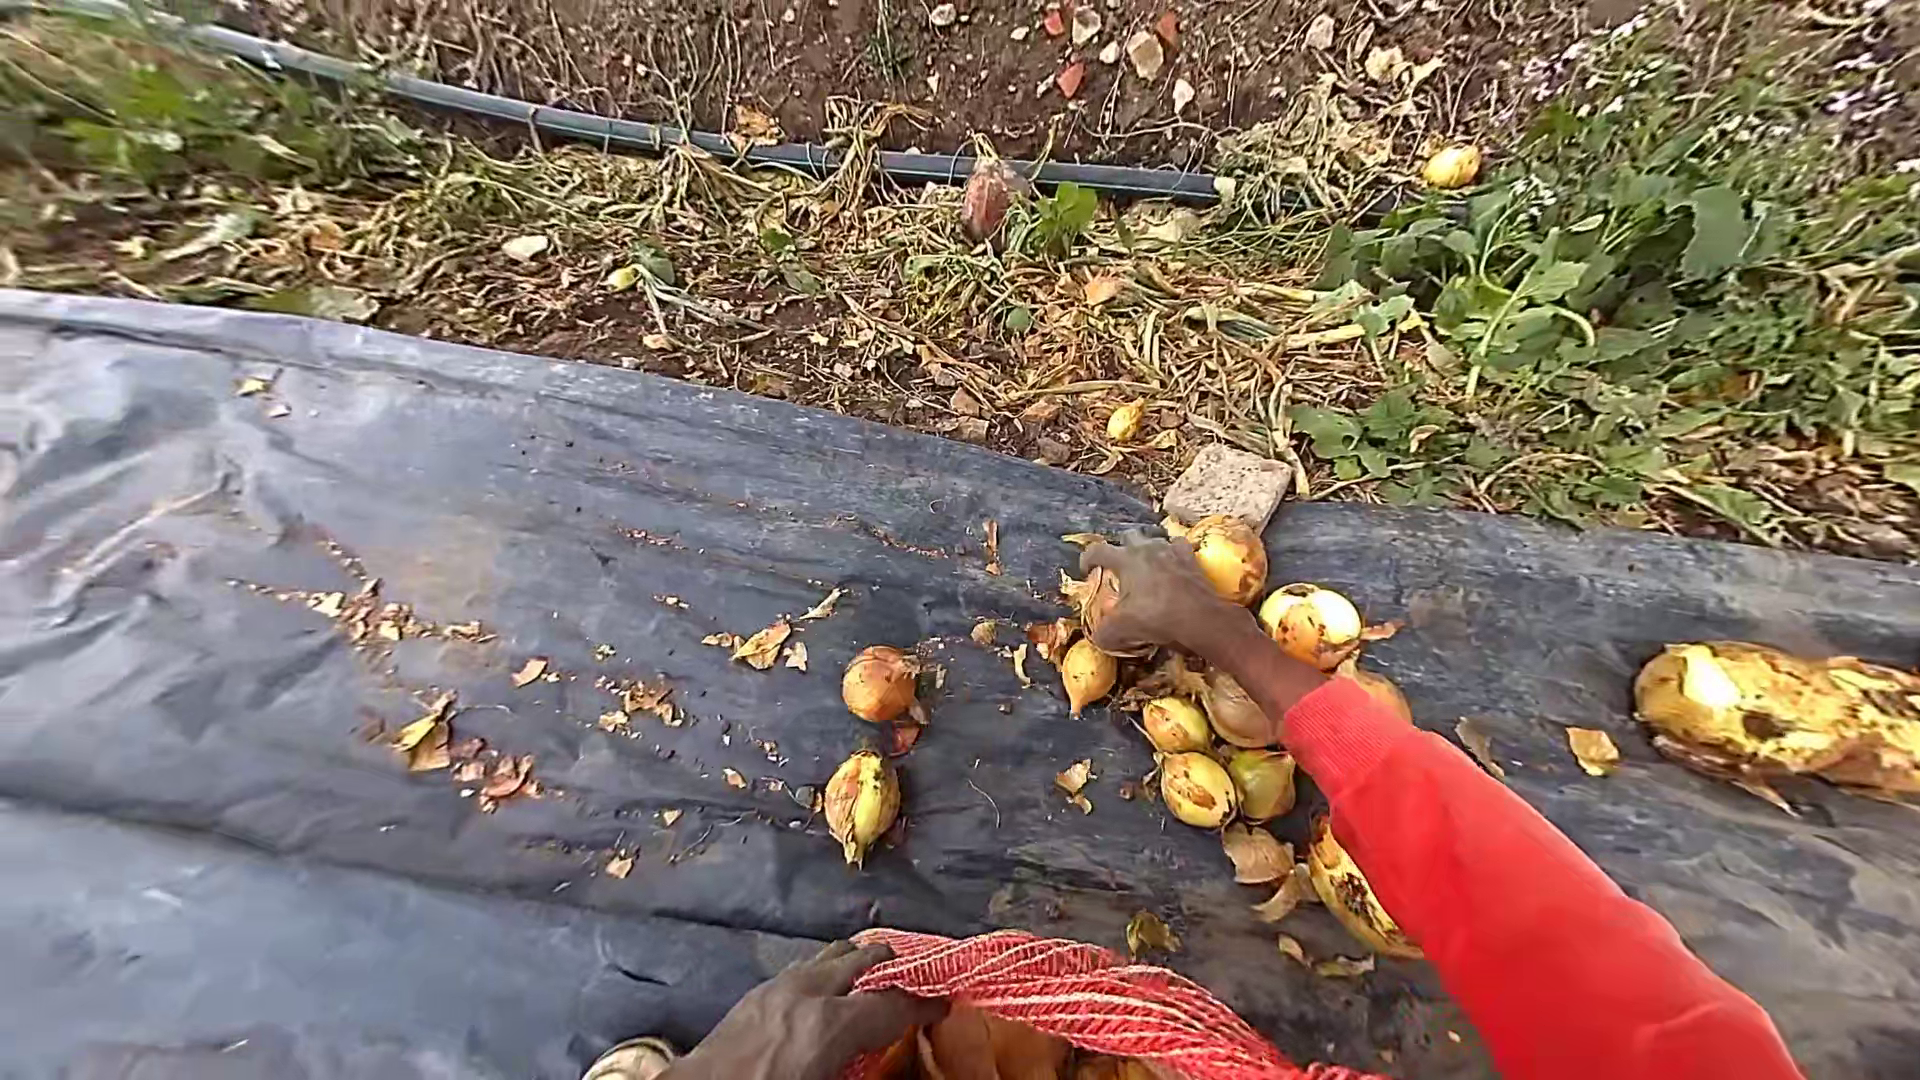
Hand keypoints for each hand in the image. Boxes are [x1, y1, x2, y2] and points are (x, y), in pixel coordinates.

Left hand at [664, 941, 945, 1079]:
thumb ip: (858, 1065)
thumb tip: (883, 1049)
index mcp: (830, 1026)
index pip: (891, 1006)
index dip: (922, 1004)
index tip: (944, 1002)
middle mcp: (811, 991)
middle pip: (863, 958)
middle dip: (891, 964)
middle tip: (908, 978)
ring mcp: (782, 984)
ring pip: (832, 952)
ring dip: (857, 959)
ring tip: (871, 971)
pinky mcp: (759, 988)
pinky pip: (806, 965)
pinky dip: (827, 968)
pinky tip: (825, 988)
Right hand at [1079, 535, 1254, 656]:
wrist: (1201, 620)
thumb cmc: (1156, 618)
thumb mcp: (1120, 631)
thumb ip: (1103, 632)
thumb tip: (1097, 637)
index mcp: (1124, 560)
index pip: (1097, 550)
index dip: (1087, 559)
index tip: (1087, 571)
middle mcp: (1146, 548)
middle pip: (1127, 536)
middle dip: (1120, 548)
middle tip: (1118, 568)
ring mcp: (1171, 551)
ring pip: (1155, 538)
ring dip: (1148, 549)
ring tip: (1146, 565)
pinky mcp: (1192, 559)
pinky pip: (1179, 547)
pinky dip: (1174, 553)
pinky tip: (1173, 564)